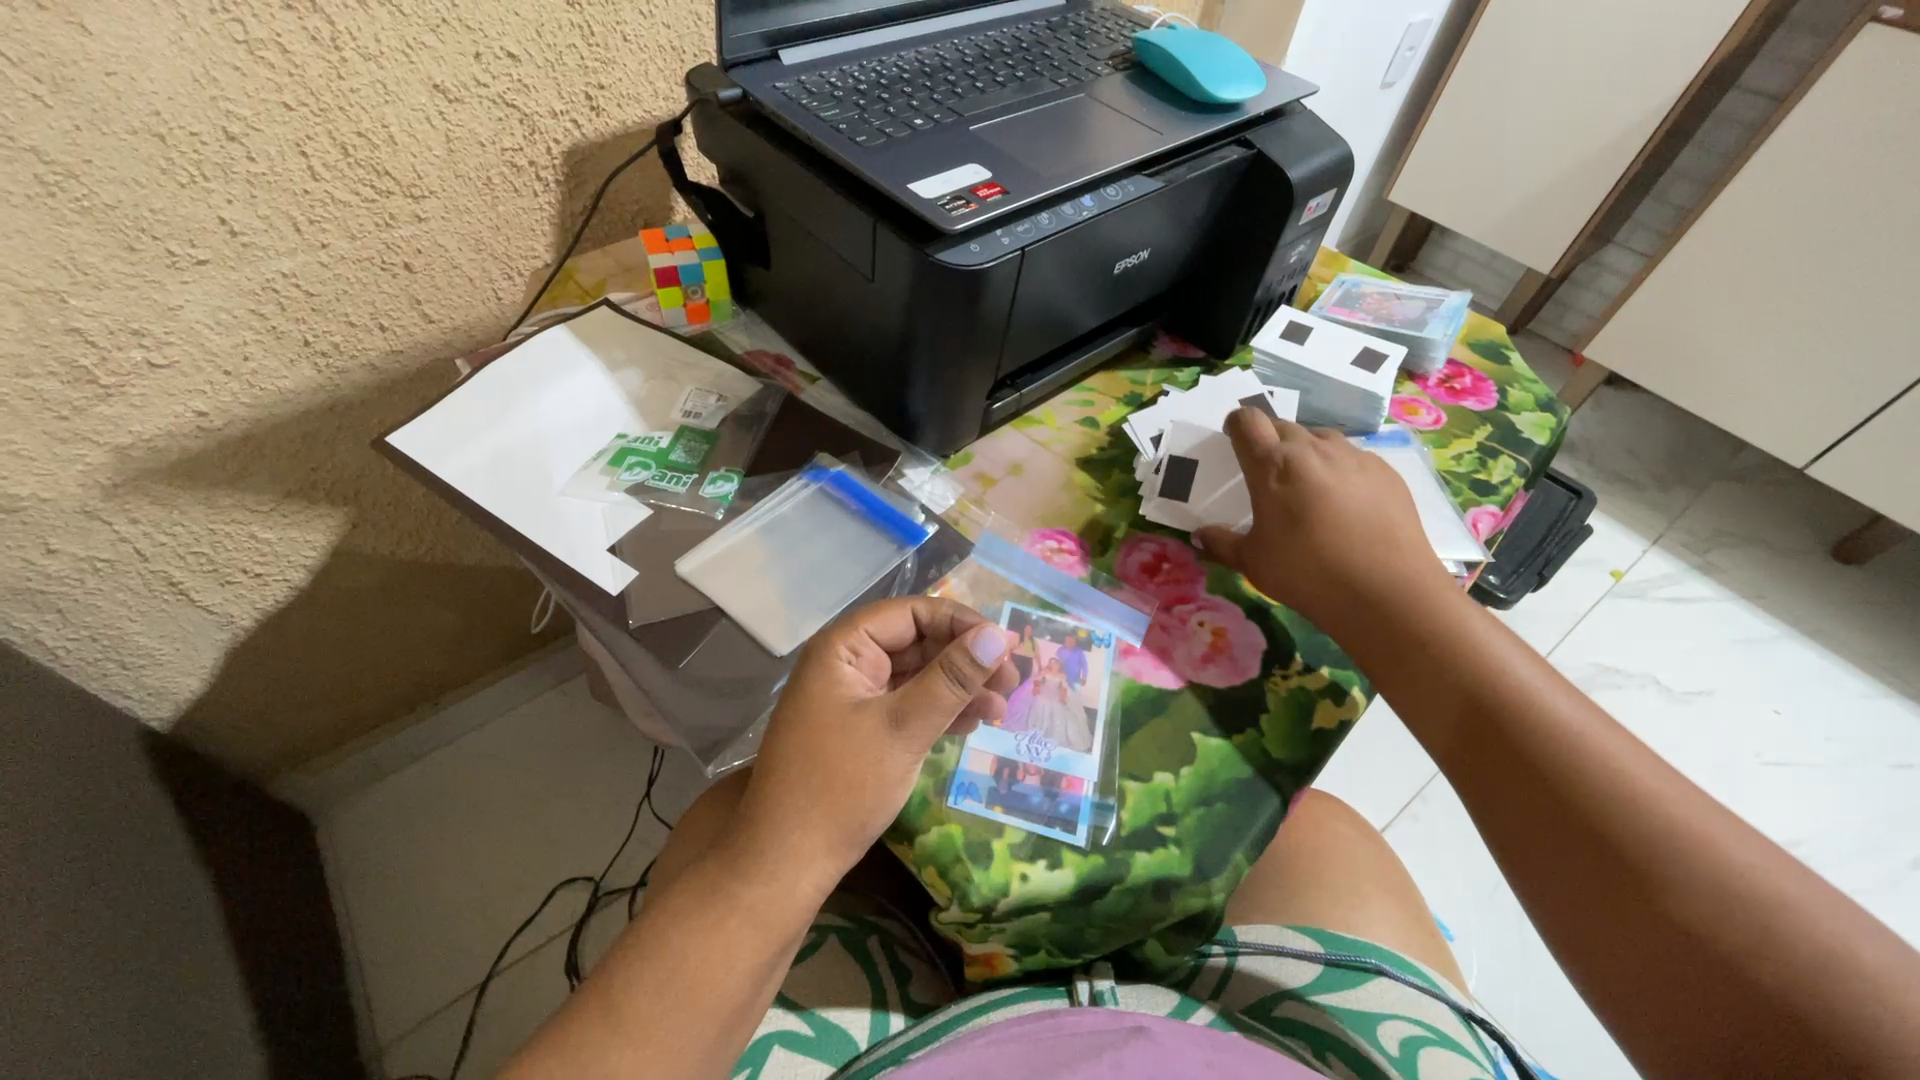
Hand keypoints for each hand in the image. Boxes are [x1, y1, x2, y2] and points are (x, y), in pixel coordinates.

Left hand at [731, 597, 1018, 884]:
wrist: (787, 860)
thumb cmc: (842, 786)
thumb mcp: (905, 727)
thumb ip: (953, 678)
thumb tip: (1000, 635)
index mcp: (844, 648)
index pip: (912, 612)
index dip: (962, 623)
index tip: (1007, 646)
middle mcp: (846, 663)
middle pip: (917, 641)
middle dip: (966, 659)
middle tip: (1014, 681)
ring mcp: (851, 697)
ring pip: (916, 675)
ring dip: (959, 687)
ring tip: (1002, 709)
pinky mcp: (860, 728)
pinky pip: (907, 704)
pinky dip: (940, 710)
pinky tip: (974, 723)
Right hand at [1192, 409, 1455, 632]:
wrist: (1387, 590)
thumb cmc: (1307, 573)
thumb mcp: (1253, 563)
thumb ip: (1222, 544)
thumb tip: (1199, 536)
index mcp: (1272, 466)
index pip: (1248, 422)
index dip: (1237, 424)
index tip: (1233, 437)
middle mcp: (1312, 450)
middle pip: (1284, 426)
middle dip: (1270, 441)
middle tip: (1268, 472)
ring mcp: (1353, 457)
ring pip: (1321, 439)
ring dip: (1307, 452)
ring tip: (1307, 485)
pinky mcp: (1385, 472)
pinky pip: (1353, 459)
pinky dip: (1340, 471)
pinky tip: (1345, 505)